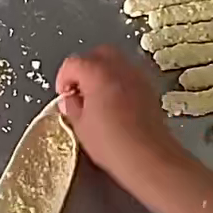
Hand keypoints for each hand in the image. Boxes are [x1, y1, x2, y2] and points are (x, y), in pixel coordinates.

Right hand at [56, 46, 189, 179]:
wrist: (148, 158)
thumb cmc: (112, 143)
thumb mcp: (80, 126)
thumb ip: (72, 106)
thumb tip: (70, 101)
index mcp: (96, 72)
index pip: (72, 63)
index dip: (63, 78)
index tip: (63, 94)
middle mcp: (118, 68)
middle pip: (96, 55)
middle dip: (84, 68)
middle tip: (78, 90)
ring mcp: (137, 76)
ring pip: (115, 62)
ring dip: (102, 73)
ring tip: (95, 96)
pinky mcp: (149, 89)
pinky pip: (129, 76)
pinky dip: (118, 82)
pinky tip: (114, 104)